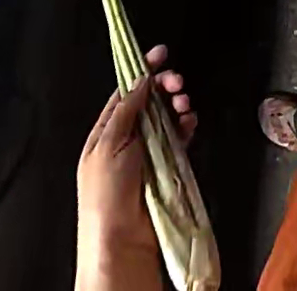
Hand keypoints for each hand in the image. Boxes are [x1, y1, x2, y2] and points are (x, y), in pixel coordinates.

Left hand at [75, 45, 195, 290]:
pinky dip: (185, 126)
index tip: (160, 53)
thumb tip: (139, 80)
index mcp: (106, 130)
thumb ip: (126, 110)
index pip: (126, 91)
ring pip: (166, 117)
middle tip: (177, 81)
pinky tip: (190, 120)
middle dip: (164, 86)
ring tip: (184, 103)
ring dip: (176, 104)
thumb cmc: (106, 195)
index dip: (142, 70)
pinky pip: (178, 138)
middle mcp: (127, 138)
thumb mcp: (108, 145)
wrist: (121, 245)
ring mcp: (147, 153)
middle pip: (149, 101)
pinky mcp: (165, 167)